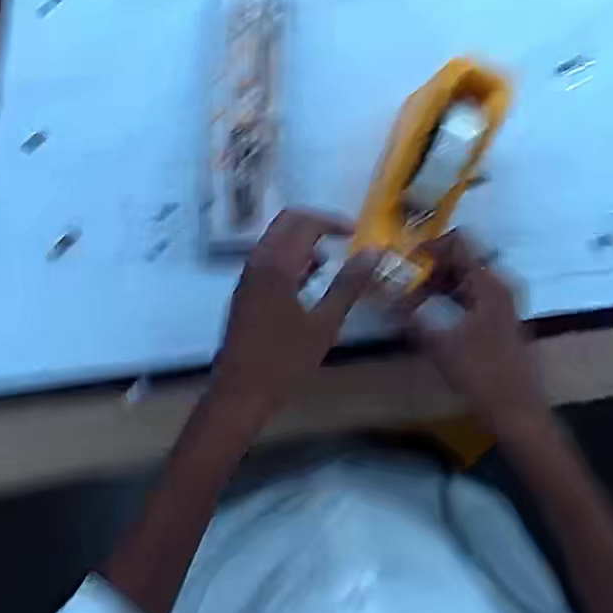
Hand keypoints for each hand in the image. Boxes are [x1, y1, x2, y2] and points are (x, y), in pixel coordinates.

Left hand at [209, 208, 378, 430]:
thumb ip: (348, 285)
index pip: (304, 221)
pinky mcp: (245, 289)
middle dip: (317, 223)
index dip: (332, 220)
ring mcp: (248, 275)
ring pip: (276, 239)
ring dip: (303, 241)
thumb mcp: (325, 324)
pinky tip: (309, 281)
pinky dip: (290, 258)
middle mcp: (258, 260)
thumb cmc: (285, 361)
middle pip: (287, 222)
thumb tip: (372, 253)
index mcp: (276, 264)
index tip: (357, 231)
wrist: (239, 392)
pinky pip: (269, 258)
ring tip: (330, 263)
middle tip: (344, 237)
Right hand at [398, 230, 549, 426]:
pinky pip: (467, 293)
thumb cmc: (482, 375)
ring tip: (407, 299)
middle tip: (399, 282)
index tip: (402, 262)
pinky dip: (445, 297)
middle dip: (426, 267)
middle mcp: (498, 285)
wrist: (519, 416)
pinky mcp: (497, 319)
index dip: (427, 247)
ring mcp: (500, 302)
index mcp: (488, 282)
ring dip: (434, 283)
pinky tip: (425, 314)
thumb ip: (406, 313)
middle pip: (458, 258)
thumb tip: (376, 291)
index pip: (457, 242)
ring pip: (461, 277)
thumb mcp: (437, 342)